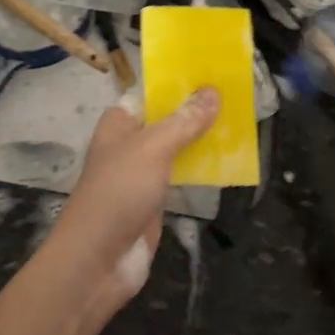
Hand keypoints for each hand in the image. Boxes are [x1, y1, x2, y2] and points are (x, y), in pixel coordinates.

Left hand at [52, 87, 219, 301]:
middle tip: (233, 96)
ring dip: (201, 138)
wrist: (98, 261)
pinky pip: (181, 175)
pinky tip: (226, 159)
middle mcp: (130, 142)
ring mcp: (142, 173)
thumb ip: (184, 121)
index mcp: (120, 122)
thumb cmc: (119, 191)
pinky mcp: (154, 200)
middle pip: (167, 119)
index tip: (212, 73)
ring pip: (177, 147)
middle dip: (196, 110)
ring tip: (237, 121)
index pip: (151, 92)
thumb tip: (212, 91)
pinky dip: (200, 167)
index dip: (179, 83)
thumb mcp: (154, 148)